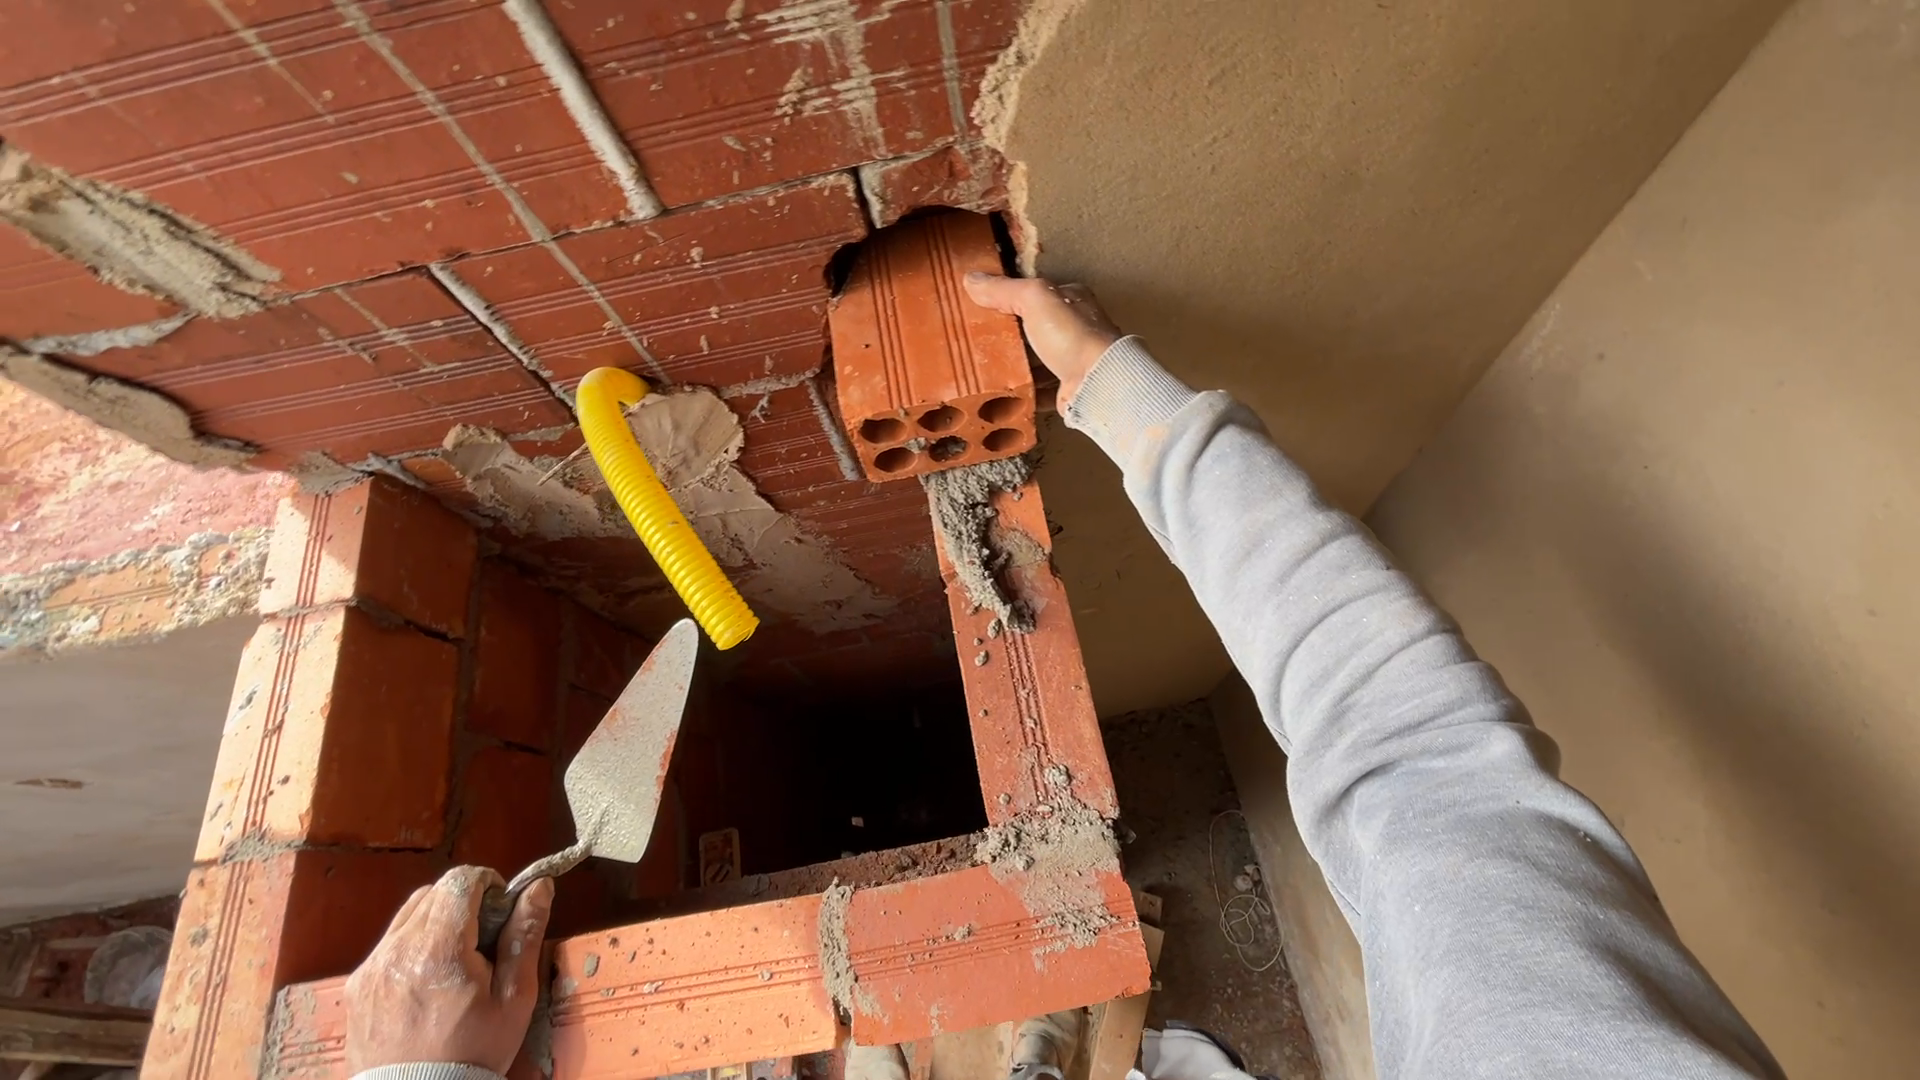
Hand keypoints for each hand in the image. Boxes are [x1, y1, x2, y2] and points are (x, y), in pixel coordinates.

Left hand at [345, 866, 554, 1074]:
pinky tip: (430, 975)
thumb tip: (539, 885)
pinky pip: (391, 940)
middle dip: (467, 899)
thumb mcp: (515, 996)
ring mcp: (370, 969)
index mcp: (438, 950)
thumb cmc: (473, 1050)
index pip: (460, 881)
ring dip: (440, 917)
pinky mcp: (357, 986)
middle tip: (485, 936)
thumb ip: (525, 934)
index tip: (502, 912)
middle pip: (435, 891)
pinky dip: (416, 940)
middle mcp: (396, 950)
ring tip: (458, 955)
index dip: (489, 884)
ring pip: (410, 912)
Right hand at [962, 273, 1122, 410]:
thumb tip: (972, 278)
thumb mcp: (1034, 299)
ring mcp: (1074, 361)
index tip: (984, 308)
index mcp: (1072, 300)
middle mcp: (1077, 329)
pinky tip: (1005, 392)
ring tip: (987, 368)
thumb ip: (1004, 289)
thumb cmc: (1071, 334)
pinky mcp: (1068, 389)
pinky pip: (1041, 390)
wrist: (1097, 382)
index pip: (1038, 295)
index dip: (1012, 298)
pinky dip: (1025, 392)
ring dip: (1017, 365)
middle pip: (1037, 329)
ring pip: (1039, 361)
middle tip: (980, 340)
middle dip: (1012, 335)